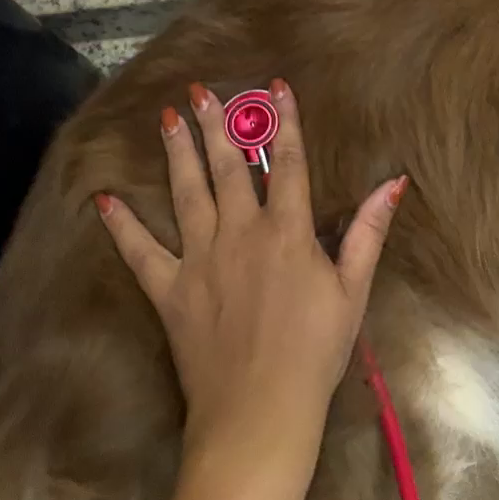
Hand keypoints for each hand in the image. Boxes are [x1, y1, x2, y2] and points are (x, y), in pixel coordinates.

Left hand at [95, 80, 405, 499]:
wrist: (259, 412)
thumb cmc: (315, 351)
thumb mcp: (353, 290)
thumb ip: (368, 231)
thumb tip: (393, 181)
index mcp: (287, 231)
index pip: (289, 164)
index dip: (285, 122)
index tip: (276, 87)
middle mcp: (241, 233)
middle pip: (229, 168)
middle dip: (218, 126)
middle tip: (201, 90)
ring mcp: (200, 260)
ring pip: (187, 194)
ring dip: (178, 153)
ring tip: (168, 118)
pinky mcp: (170, 291)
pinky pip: (141, 252)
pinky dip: (123, 226)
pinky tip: (105, 200)